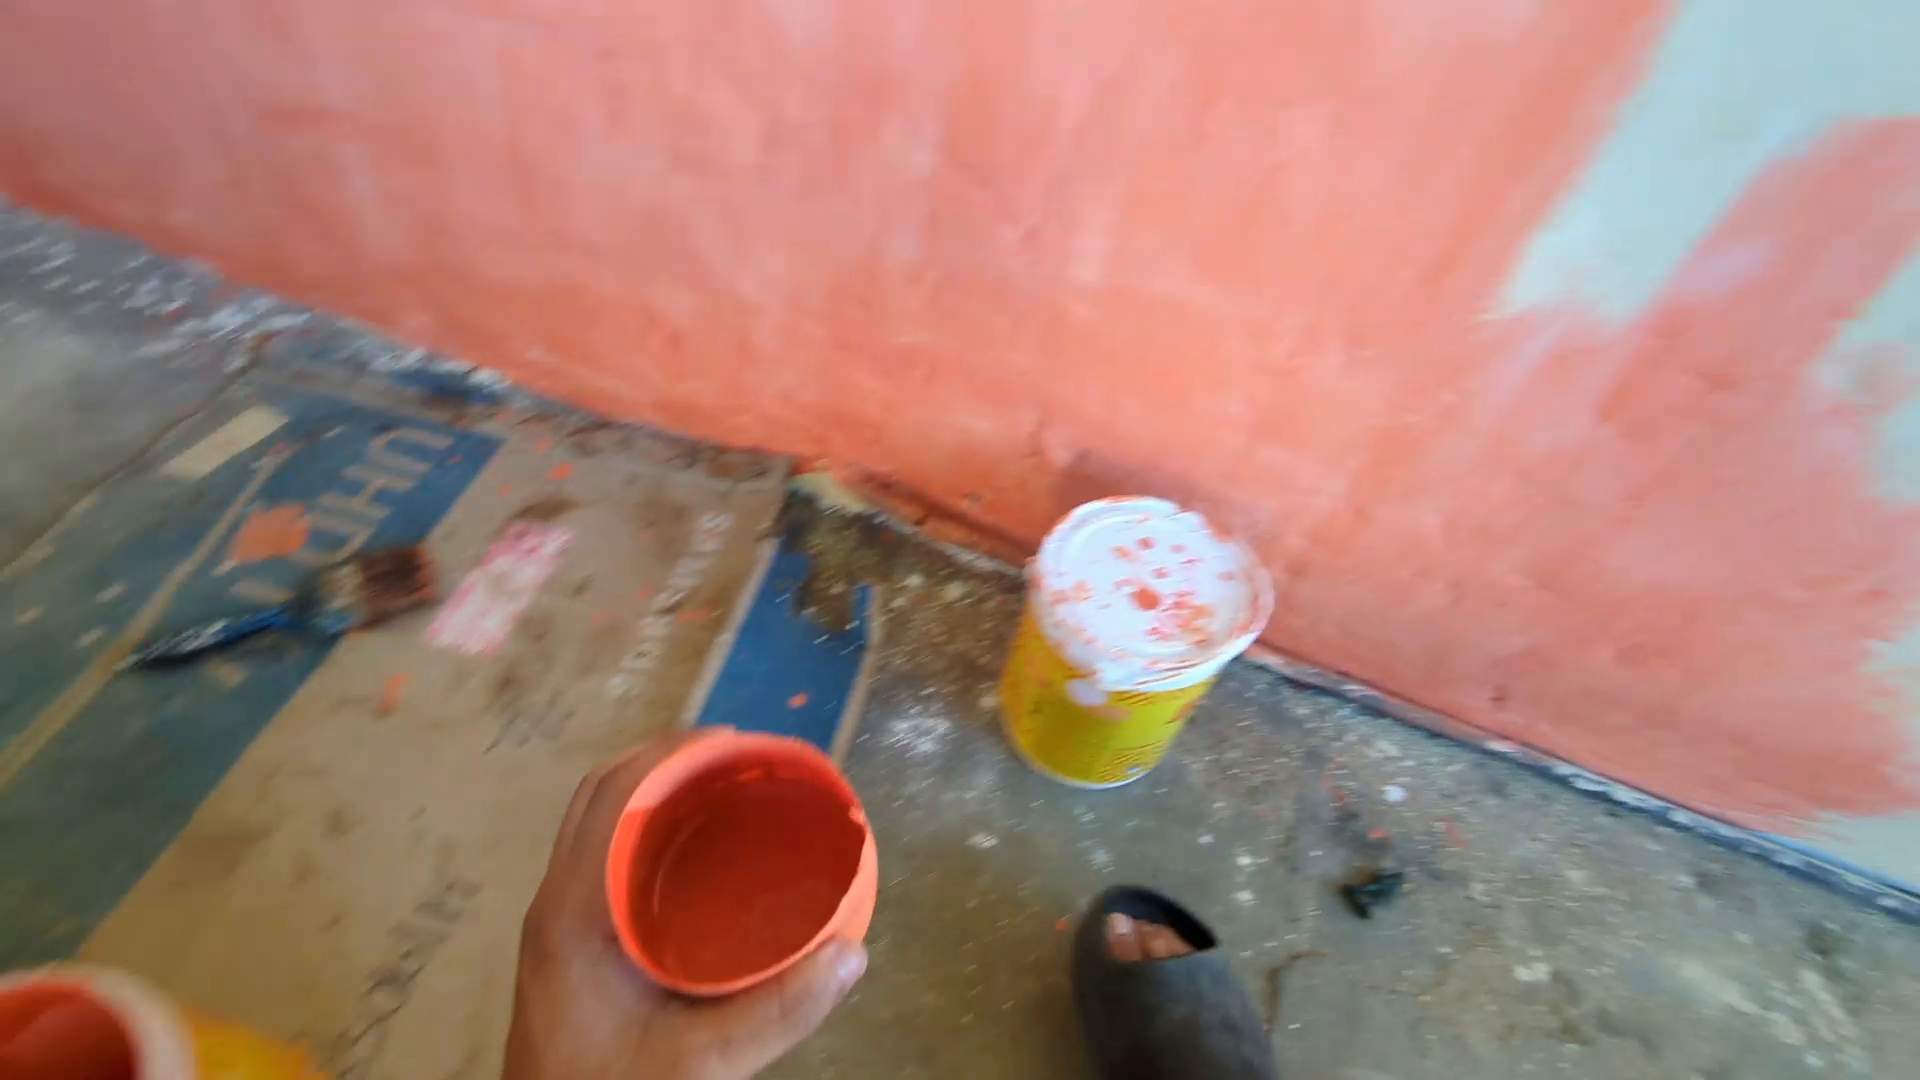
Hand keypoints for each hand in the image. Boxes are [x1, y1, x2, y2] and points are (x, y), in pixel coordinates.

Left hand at [504, 732, 867, 1079]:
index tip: (733, 740)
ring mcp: (558, 919)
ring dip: (654, 787)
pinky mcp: (570, 937)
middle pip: (603, 794)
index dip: (669, 752)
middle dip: (667, 758)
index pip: (610, 794)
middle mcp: (556, 900)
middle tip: (738, 758)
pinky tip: (696, 846)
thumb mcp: (697, 1066)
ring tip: (722, 786)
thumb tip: (852, 952)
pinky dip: (646, 823)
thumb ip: (775, 1014)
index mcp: (572, 910)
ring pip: (599, 819)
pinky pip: (604, 850)